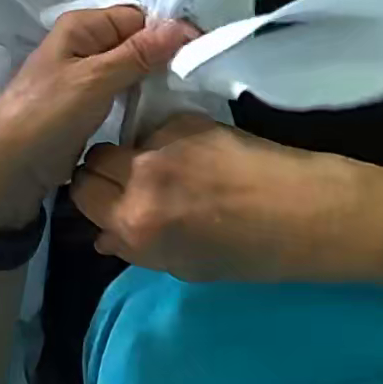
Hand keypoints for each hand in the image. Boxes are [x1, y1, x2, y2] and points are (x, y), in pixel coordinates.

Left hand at [0, 7, 195, 228]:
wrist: (5, 175)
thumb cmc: (44, 119)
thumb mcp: (93, 82)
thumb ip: (137, 54)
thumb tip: (182, 24)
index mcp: (82, 26)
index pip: (138, 17)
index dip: (168, 32)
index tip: (200, 53)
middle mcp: (86, 43)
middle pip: (137, 39)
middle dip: (164, 54)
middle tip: (196, 77)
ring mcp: (87, 75)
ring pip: (133, 65)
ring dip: (155, 76)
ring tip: (184, 93)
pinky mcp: (90, 103)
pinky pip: (124, 89)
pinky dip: (142, 95)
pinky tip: (162, 107)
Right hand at [69, 114, 367, 281]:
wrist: (301, 209)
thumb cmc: (249, 252)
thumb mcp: (184, 266)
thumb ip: (134, 248)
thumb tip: (102, 236)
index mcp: (136, 221)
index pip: (81, 192)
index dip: (91, 197)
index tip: (105, 200)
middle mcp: (141, 176)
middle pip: (94, 158)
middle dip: (104, 170)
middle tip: (128, 182)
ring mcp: (165, 140)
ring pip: (127, 138)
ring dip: (135, 152)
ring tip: (167, 167)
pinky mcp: (188, 117)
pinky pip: (158, 127)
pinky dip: (165, 139)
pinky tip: (194, 153)